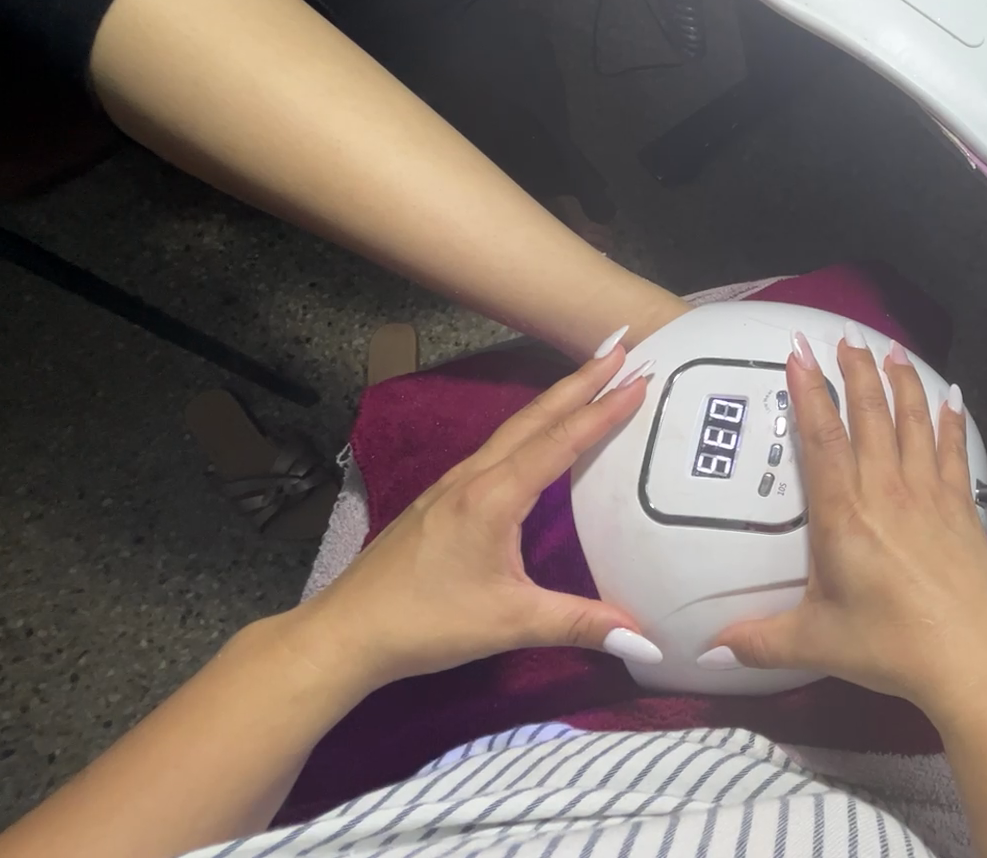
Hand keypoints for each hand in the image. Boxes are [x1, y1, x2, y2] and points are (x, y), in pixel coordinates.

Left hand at [282, 336, 659, 688]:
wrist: (340, 636)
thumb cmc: (426, 624)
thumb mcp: (510, 623)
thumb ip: (580, 624)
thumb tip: (646, 638)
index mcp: (495, 496)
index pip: (560, 442)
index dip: (603, 410)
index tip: (639, 379)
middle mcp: (477, 476)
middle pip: (537, 416)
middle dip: (582, 380)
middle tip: (622, 349)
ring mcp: (457, 482)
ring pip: (517, 426)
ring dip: (559, 396)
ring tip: (594, 375)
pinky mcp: (447, 495)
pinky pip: (502, 443)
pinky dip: (536, 421)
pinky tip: (545, 427)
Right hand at [714, 331, 986, 718]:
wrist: (970, 655)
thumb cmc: (889, 645)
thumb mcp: (815, 643)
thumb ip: (758, 642)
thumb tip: (705, 652)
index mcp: (844, 512)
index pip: (822, 437)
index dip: (809, 392)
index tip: (799, 353)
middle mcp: (886, 488)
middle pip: (870, 415)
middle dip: (855, 371)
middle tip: (845, 337)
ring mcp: (929, 492)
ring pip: (912, 422)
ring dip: (901, 382)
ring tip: (892, 349)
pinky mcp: (962, 504)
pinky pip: (955, 450)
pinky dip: (951, 420)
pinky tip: (951, 396)